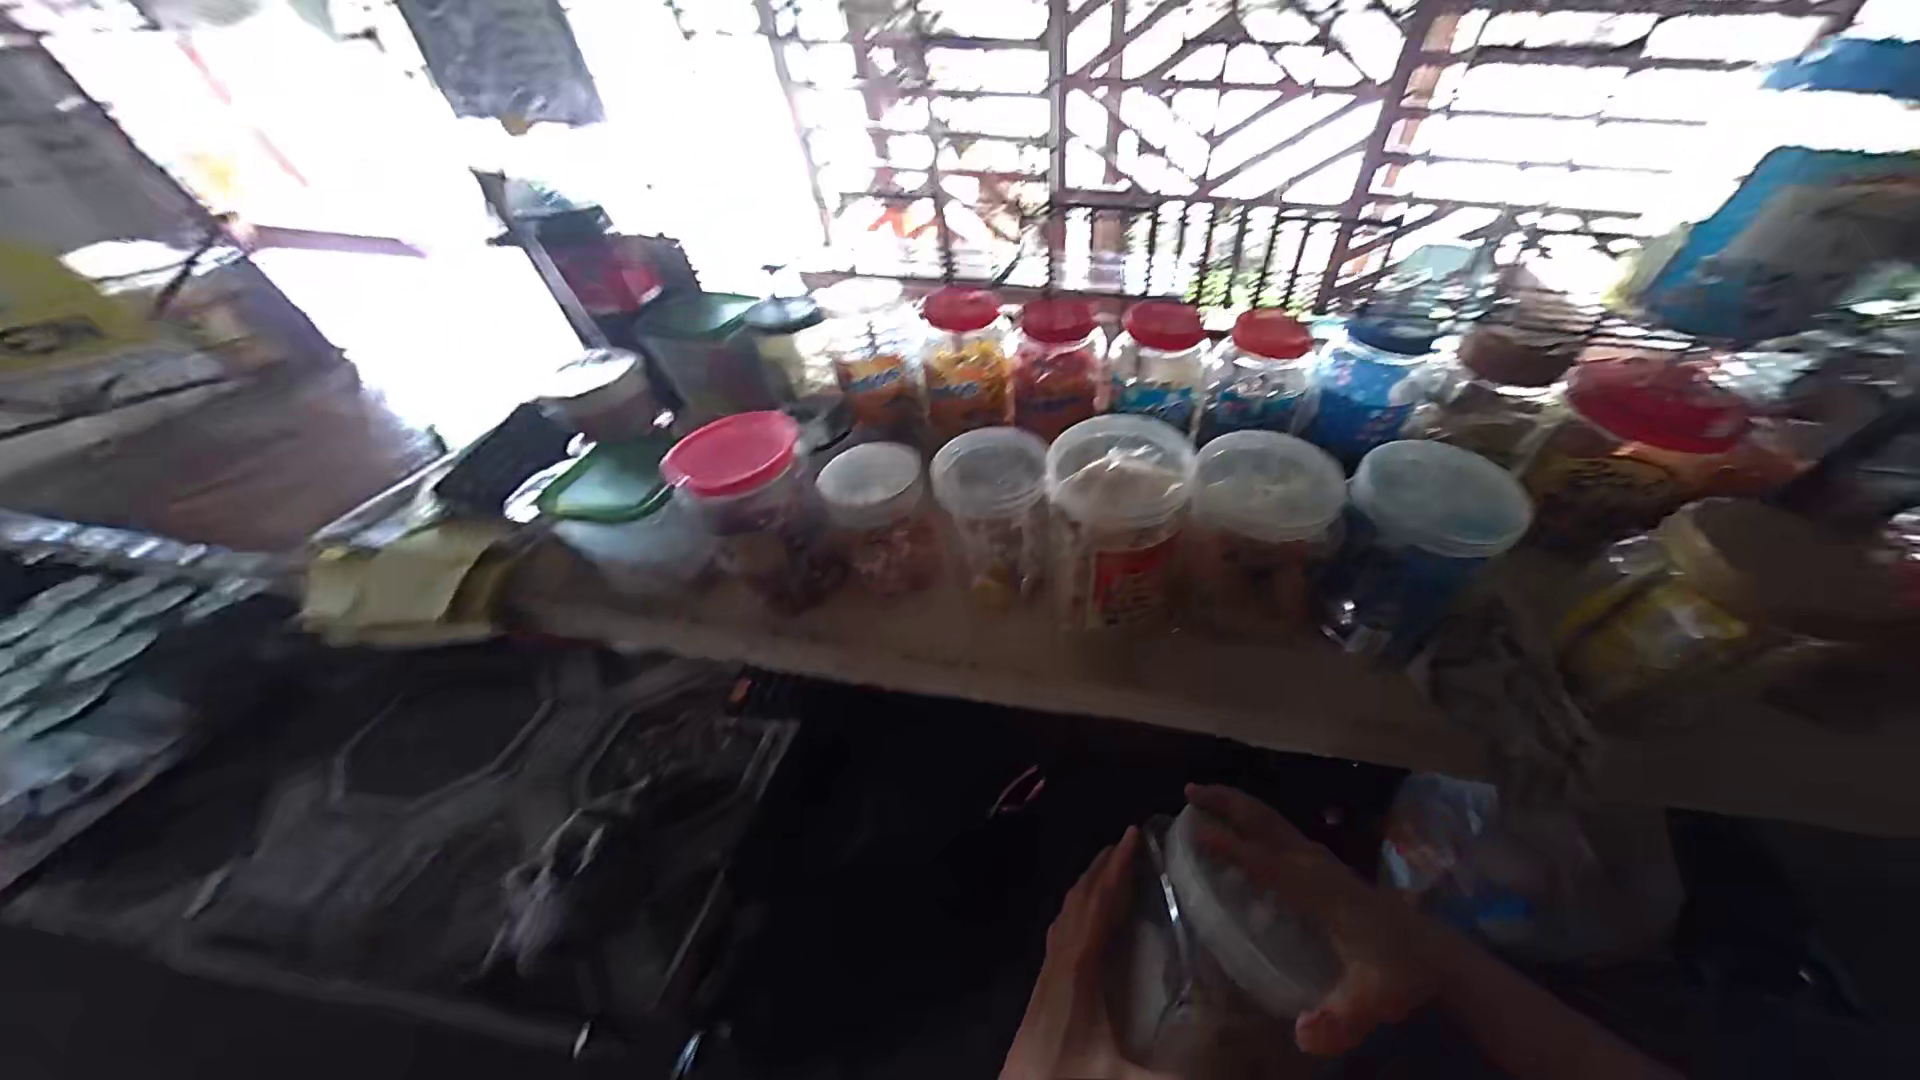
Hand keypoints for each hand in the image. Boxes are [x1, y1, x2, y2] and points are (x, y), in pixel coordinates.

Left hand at [1002, 826, 1167, 1079]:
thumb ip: (1183, 1071)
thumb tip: (1237, 1049)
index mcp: (1077, 967)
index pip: (1099, 902)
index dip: (1117, 867)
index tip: (1133, 835)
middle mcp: (1059, 958)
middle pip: (1079, 897)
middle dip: (1103, 866)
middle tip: (1129, 844)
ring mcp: (1047, 973)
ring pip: (1067, 912)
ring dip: (1089, 885)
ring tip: (1113, 872)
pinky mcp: (1043, 989)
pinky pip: (1062, 930)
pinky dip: (1079, 909)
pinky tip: (1090, 923)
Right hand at [1185, 784, 1438, 1057]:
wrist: (1434, 952)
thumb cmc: (1398, 971)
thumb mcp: (1373, 1000)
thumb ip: (1340, 1018)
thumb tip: (1301, 1037)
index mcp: (1318, 889)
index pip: (1267, 863)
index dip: (1231, 847)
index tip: (1196, 832)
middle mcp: (1312, 863)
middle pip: (1263, 822)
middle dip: (1225, 803)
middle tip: (1189, 792)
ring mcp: (1315, 857)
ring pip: (1268, 818)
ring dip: (1233, 802)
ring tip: (1200, 794)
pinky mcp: (1317, 859)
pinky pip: (1274, 826)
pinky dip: (1247, 814)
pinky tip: (1235, 820)